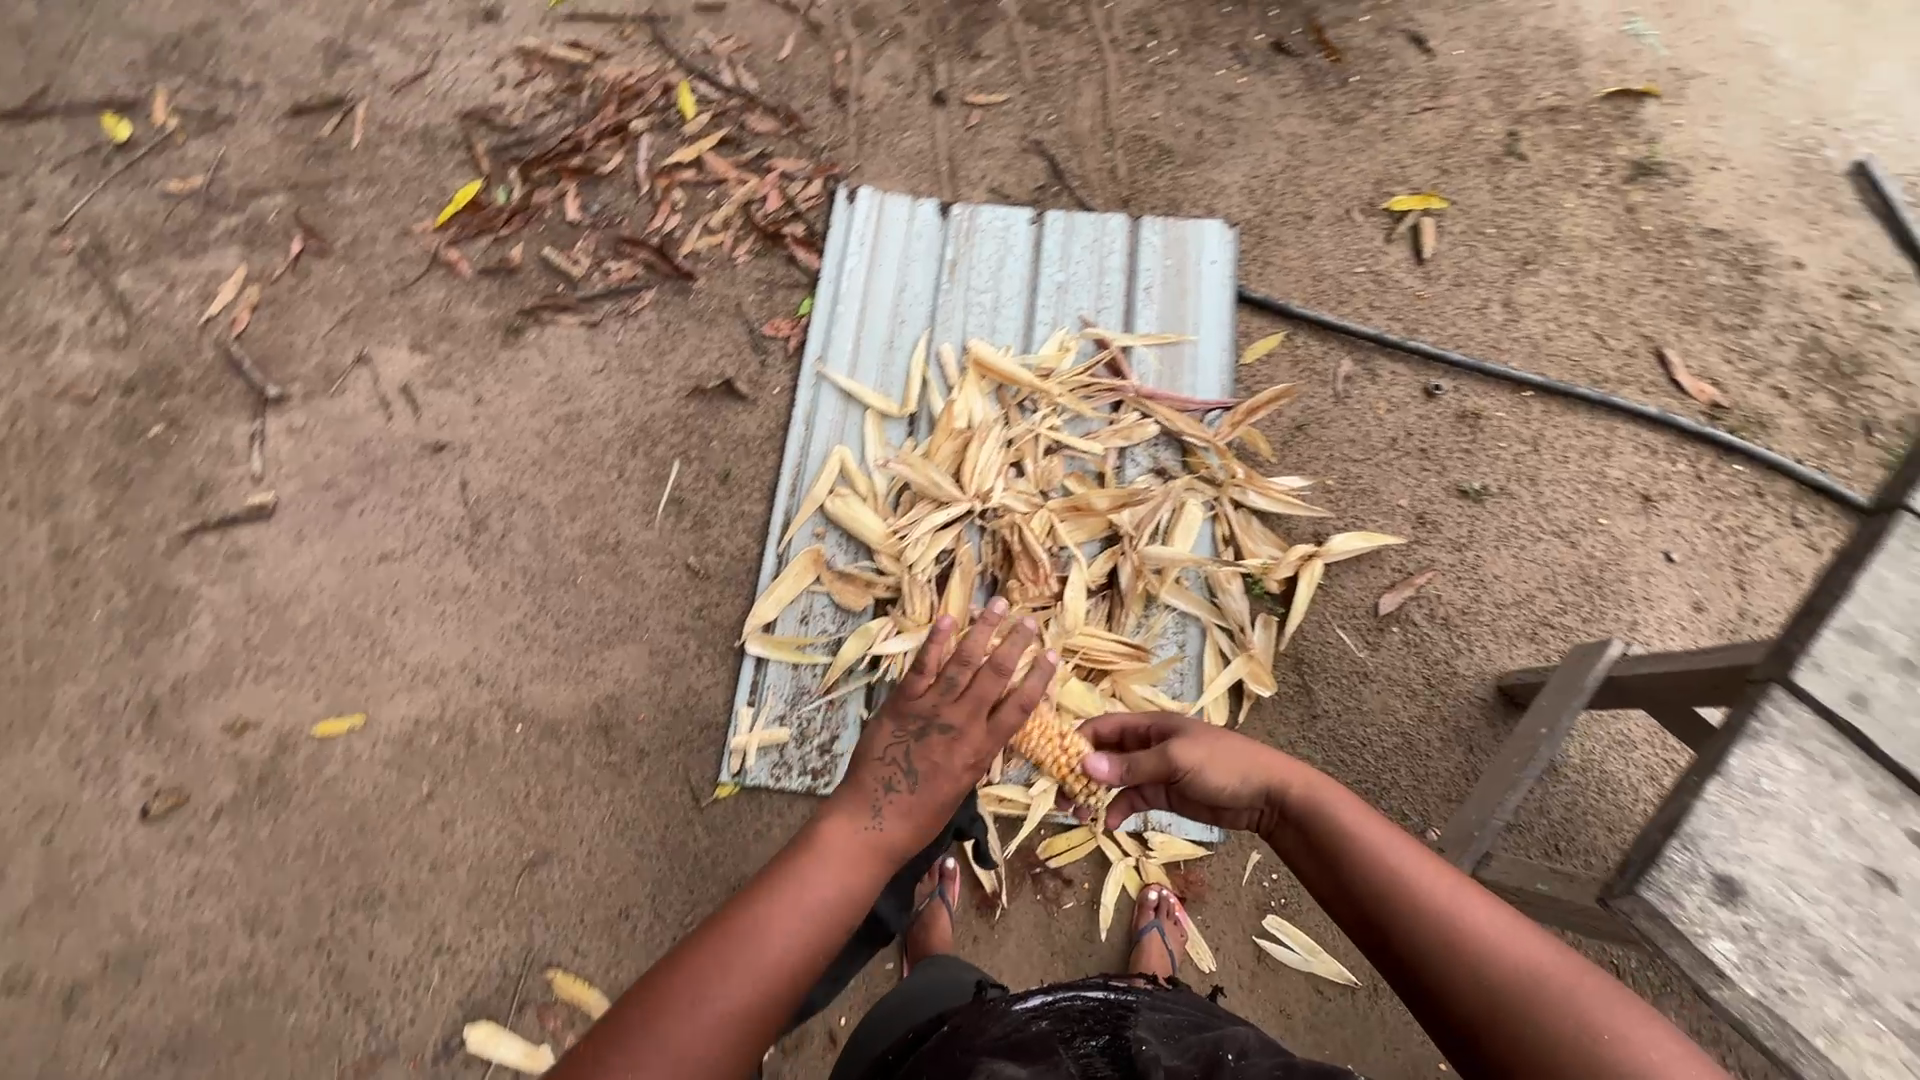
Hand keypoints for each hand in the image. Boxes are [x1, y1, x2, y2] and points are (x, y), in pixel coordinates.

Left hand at [825, 598, 1056, 862]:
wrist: (872, 820)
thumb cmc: (920, 816)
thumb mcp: (962, 788)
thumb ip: (976, 753)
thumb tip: (986, 727)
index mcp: (981, 750)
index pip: (1019, 707)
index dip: (1038, 679)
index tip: (1052, 655)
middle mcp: (962, 723)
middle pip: (996, 675)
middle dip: (1015, 644)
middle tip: (1030, 620)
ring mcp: (931, 709)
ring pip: (964, 662)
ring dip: (982, 630)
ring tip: (998, 606)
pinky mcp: (902, 702)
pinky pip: (923, 666)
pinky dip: (936, 641)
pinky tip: (948, 619)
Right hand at [1079, 712, 1314, 834]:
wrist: (1268, 795)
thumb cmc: (1222, 765)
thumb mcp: (1174, 761)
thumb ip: (1130, 765)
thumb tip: (1084, 764)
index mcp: (1147, 725)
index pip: (1100, 727)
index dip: (1075, 743)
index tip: (1054, 766)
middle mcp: (1145, 744)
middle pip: (1101, 753)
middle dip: (1079, 772)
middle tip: (1061, 796)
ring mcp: (1153, 770)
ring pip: (1112, 779)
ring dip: (1093, 793)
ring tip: (1078, 814)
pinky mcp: (1163, 795)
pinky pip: (1130, 799)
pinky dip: (1115, 810)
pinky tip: (1108, 825)